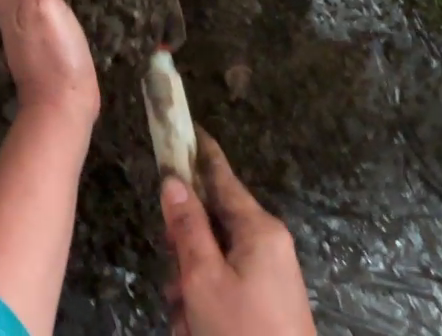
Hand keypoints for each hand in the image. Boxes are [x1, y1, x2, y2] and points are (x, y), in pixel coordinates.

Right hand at [161, 132, 314, 335]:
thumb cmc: (243, 332)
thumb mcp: (204, 279)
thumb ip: (186, 227)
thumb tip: (173, 180)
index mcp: (258, 229)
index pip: (221, 176)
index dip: (198, 152)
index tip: (181, 126)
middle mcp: (266, 244)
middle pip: (210, 224)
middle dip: (184, 252)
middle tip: (175, 283)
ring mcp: (268, 276)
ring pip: (211, 262)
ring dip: (191, 289)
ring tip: (189, 322)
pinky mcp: (266, 303)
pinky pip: (224, 288)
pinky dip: (205, 307)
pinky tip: (198, 331)